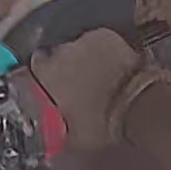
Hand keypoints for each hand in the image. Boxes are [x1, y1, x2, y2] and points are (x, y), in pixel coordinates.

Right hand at [29, 29, 145, 151]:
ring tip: (97, 72)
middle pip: (56, 53)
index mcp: (46, 73)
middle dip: (64, 65)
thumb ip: (53, 126)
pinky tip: (110, 63)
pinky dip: (102, 49)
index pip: (35, 65)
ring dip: (83, 56)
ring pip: (77, 46)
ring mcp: (83, 40)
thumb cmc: (99, 122)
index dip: (44, 74)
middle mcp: (60, 51)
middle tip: (77, 81)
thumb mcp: (70, 134)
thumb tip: (47, 129)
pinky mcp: (104, 34)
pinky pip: (97, 40)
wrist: (135, 105)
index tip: (53, 83)